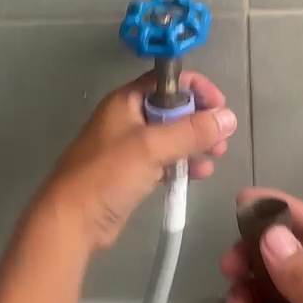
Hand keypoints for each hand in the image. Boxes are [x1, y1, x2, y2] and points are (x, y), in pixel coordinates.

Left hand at [33, 71, 236, 251]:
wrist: (73, 221)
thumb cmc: (108, 174)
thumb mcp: (152, 147)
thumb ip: (191, 131)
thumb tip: (229, 117)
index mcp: (126, 101)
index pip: (166, 81)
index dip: (195, 88)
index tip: (219, 106)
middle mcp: (128, 119)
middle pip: (172, 109)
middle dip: (200, 120)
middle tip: (222, 138)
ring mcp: (129, 148)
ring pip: (171, 137)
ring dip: (195, 143)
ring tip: (217, 155)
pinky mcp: (132, 173)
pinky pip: (165, 161)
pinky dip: (183, 164)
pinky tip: (201, 173)